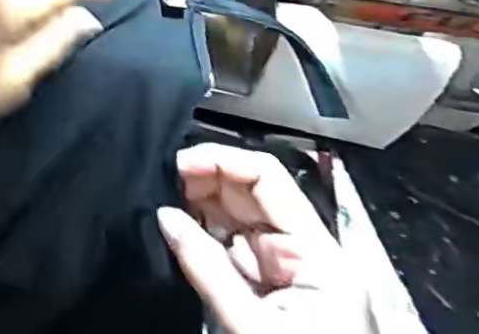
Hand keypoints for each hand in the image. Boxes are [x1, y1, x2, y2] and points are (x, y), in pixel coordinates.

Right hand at [156, 144, 373, 333]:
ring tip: (162, 205)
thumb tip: (163, 215)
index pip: (267, 179)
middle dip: (203, 182)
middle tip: (159, 184)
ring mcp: (287, 277)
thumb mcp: (254, 332)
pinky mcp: (268, 298)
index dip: (220, 161)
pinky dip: (202, 237)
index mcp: (319, 257)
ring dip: (198, 207)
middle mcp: (304, 257)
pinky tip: (176, 233)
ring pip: (236, 220)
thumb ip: (206, 267)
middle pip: (250, 194)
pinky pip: (231, 250)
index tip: (175, 166)